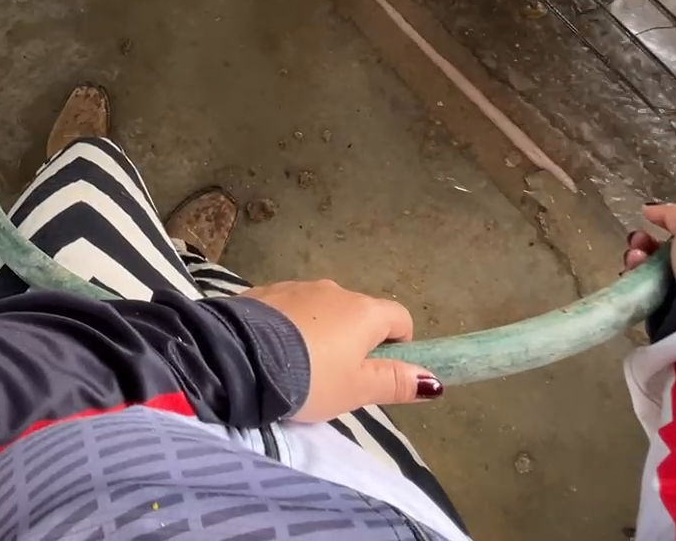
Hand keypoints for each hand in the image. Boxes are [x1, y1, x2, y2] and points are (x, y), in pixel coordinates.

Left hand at [241, 279, 442, 420]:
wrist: (241, 357)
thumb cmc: (309, 377)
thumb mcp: (358, 389)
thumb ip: (396, 382)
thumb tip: (434, 380)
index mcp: (361, 310)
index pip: (398, 317)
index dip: (398, 344)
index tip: (381, 370)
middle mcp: (331, 289)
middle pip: (358, 312)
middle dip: (356, 339)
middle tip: (339, 375)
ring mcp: (294, 285)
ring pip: (322, 308)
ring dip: (322, 330)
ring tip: (303, 364)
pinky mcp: (263, 290)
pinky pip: (290, 307)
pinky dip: (291, 324)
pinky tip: (276, 348)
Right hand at [624, 203, 675, 281]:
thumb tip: (650, 210)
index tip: (655, 221)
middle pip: (673, 252)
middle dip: (650, 241)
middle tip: (640, 239)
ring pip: (657, 268)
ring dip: (641, 256)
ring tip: (636, 255)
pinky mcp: (674, 308)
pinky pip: (649, 286)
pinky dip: (638, 274)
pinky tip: (635, 268)